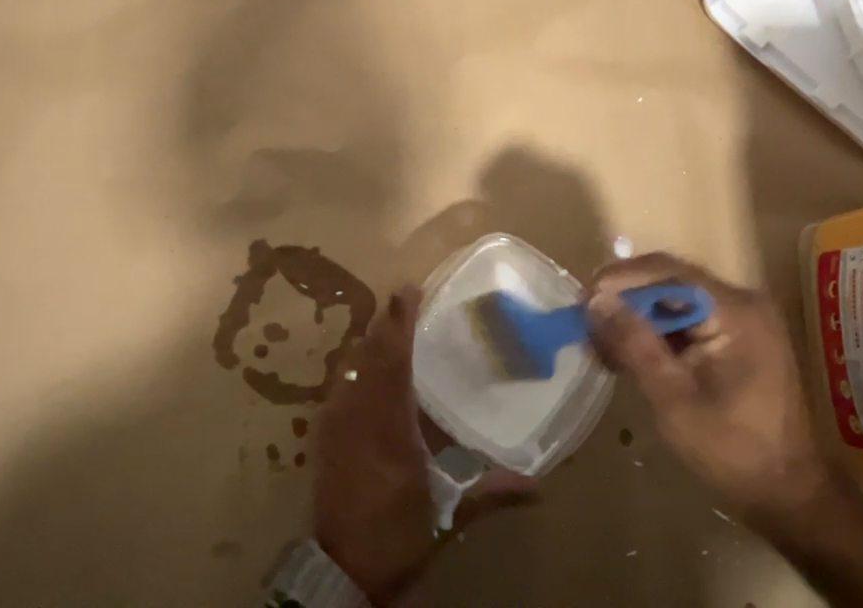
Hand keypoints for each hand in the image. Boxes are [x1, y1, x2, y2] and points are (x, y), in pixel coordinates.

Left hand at [314, 285, 535, 604]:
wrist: (342, 571)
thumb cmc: (399, 537)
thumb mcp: (450, 515)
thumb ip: (493, 493)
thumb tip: (539, 486)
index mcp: (391, 428)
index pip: (394, 361)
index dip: (400, 322)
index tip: (409, 289)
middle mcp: (359, 417)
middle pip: (369, 356)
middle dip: (385, 323)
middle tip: (401, 298)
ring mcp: (336, 426)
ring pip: (351, 369)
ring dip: (369, 344)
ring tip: (387, 326)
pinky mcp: (324, 439)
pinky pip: (340, 390)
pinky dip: (355, 371)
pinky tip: (365, 371)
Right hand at [587, 253, 838, 525]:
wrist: (788, 493)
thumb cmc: (731, 448)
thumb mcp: (672, 396)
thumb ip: (634, 342)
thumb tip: (595, 299)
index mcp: (734, 310)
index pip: (667, 272)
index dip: (620, 279)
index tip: (582, 301)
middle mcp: (742, 302)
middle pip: (671, 282)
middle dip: (625, 301)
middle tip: (587, 326)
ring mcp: (744, 320)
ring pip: (676, 301)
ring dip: (638, 319)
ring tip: (602, 345)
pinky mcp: (739, 339)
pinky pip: (690, 320)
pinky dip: (658, 333)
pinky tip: (631, 355)